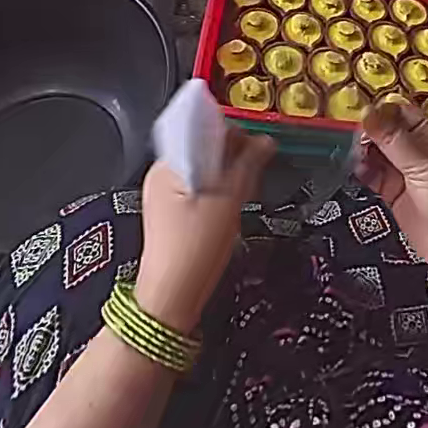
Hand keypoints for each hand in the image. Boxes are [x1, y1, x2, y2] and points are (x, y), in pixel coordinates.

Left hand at [134, 127, 274, 330]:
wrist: (171, 299)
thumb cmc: (195, 250)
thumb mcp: (228, 202)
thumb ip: (247, 165)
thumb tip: (266, 141)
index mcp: (168, 164)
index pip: (202, 128)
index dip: (233, 133)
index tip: (256, 148)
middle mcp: (161, 172)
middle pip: (203, 146)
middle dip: (232, 155)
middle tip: (255, 173)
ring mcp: (164, 192)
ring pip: (203, 166)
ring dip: (228, 173)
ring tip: (244, 191)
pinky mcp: (171, 210)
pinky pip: (198, 185)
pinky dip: (218, 188)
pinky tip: (231, 205)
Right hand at [358, 102, 427, 273]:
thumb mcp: (423, 165)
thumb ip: (393, 139)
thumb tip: (368, 112)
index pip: (400, 112)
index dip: (379, 110)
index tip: (357, 111)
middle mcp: (416, 150)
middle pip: (384, 131)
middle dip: (366, 130)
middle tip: (347, 133)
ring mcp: (404, 172)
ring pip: (375, 152)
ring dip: (361, 149)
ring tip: (347, 150)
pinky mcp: (393, 192)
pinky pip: (372, 174)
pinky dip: (361, 170)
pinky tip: (353, 167)